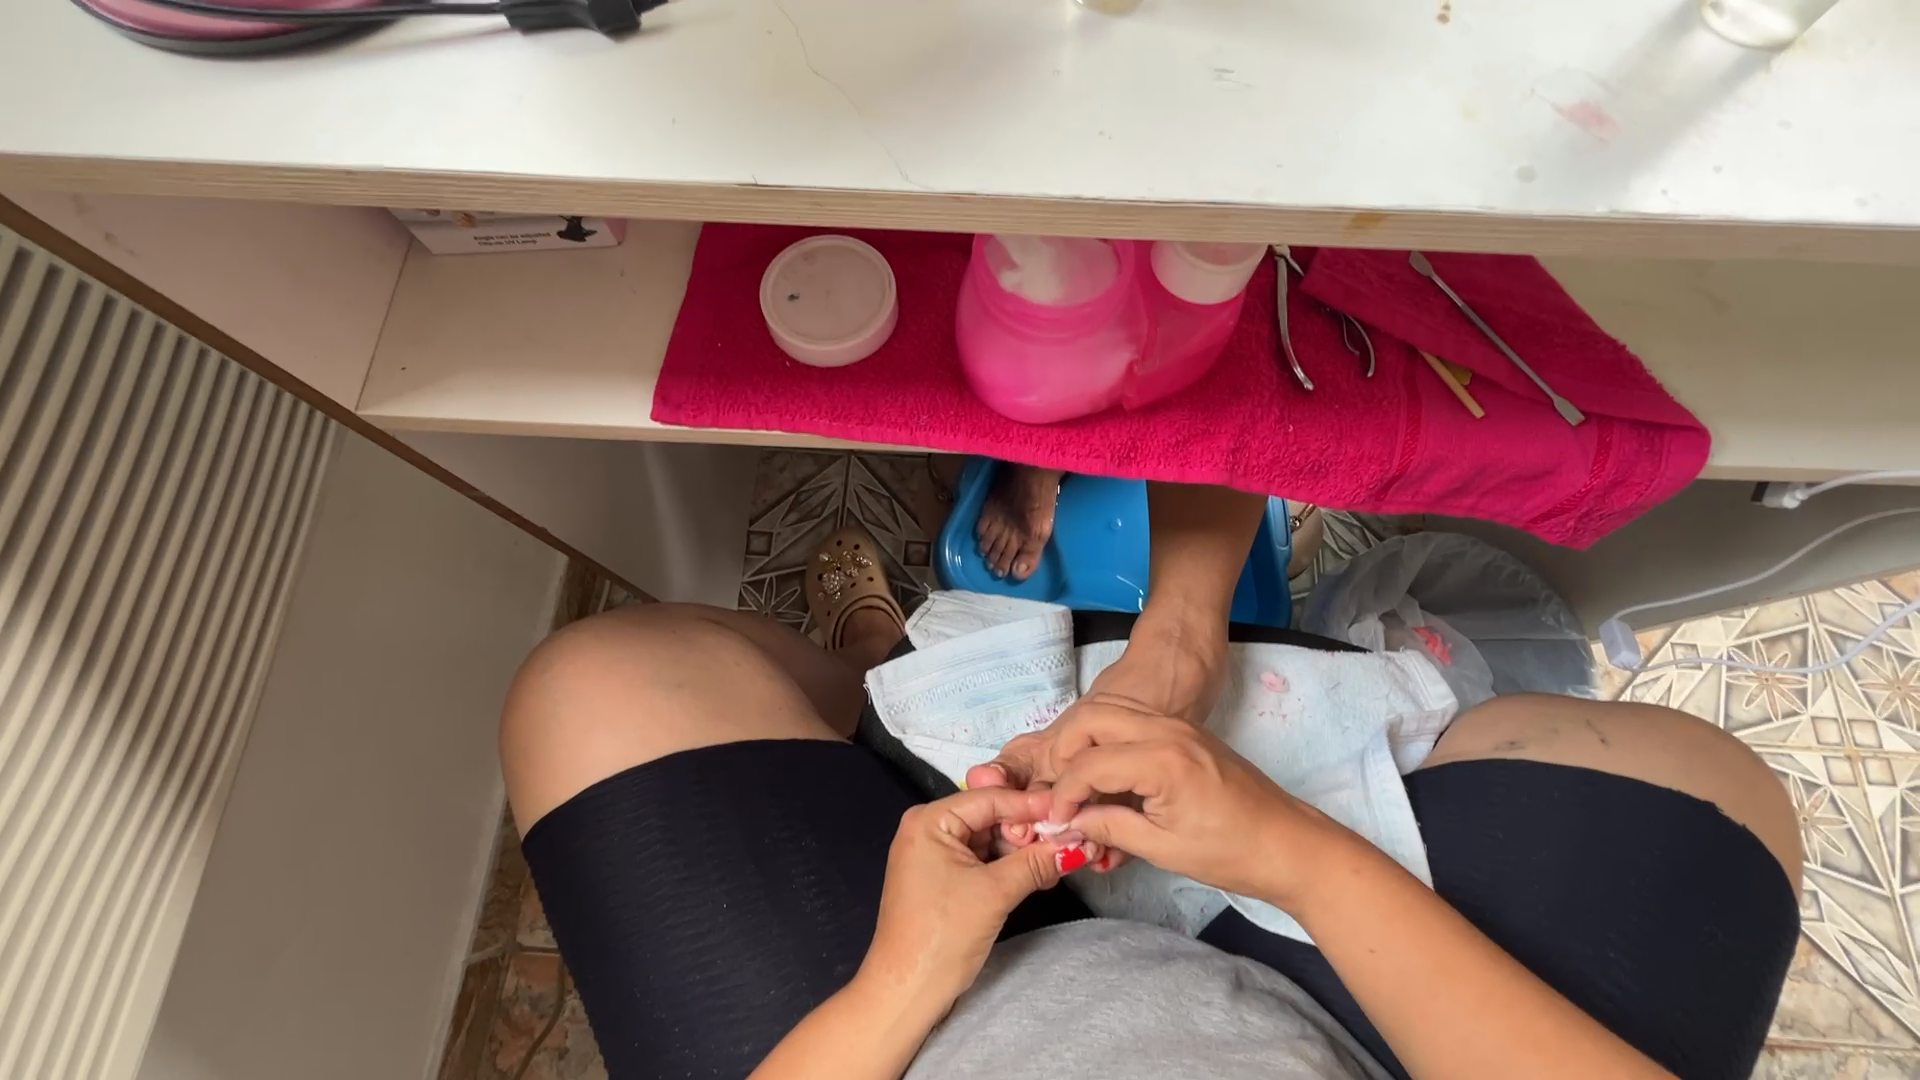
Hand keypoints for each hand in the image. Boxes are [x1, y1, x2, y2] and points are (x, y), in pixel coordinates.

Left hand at [859, 787, 1074, 1011]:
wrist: (906, 992)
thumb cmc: (941, 936)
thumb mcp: (994, 893)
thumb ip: (1035, 862)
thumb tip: (1074, 844)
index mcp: (929, 819)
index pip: (990, 798)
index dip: (1031, 804)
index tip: (1067, 807)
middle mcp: (928, 827)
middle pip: (989, 816)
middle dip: (1027, 830)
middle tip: (1067, 839)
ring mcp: (934, 852)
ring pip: (988, 838)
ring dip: (1022, 850)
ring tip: (1058, 859)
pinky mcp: (942, 876)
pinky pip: (981, 858)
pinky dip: (1008, 865)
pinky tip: (1038, 872)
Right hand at [1045, 697, 1352, 908]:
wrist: (1290, 844)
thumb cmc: (1232, 853)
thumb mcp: (1163, 849)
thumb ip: (1109, 828)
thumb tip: (1069, 822)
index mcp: (1162, 760)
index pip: (1089, 763)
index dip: (1064, 792)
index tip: (1056, 819)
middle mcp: (1166, 729)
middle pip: (1092, 718)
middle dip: (1065, 751)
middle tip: (1061, 790)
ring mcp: (1176, 725)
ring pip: (1110, 710)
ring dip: (1085, 740)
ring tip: (1078, 780)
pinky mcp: (1183, 730)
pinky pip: (1131, 719)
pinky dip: (1107, 738)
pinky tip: (1105, 770)